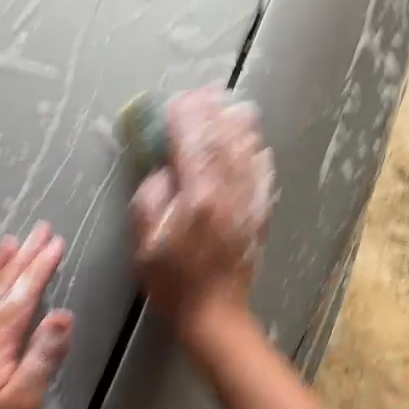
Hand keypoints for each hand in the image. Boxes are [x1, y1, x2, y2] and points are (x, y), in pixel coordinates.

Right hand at [130, 87, 274, 348]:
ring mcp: (250, 203)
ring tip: (229, 103)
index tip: (176, 100)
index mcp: (197, 198)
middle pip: (223, 140)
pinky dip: (257, 152)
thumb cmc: (173, 284)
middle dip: (211, 112)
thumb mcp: (145, 245)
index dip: (184, 117)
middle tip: (203, 91)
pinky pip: (264, 174)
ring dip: (237, 124)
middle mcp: (229, 193)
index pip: (192, 144)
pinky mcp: (261, 215)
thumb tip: (162, 168)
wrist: (216, 317)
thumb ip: (151, 199)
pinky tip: (253, 141)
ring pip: (248, 152)